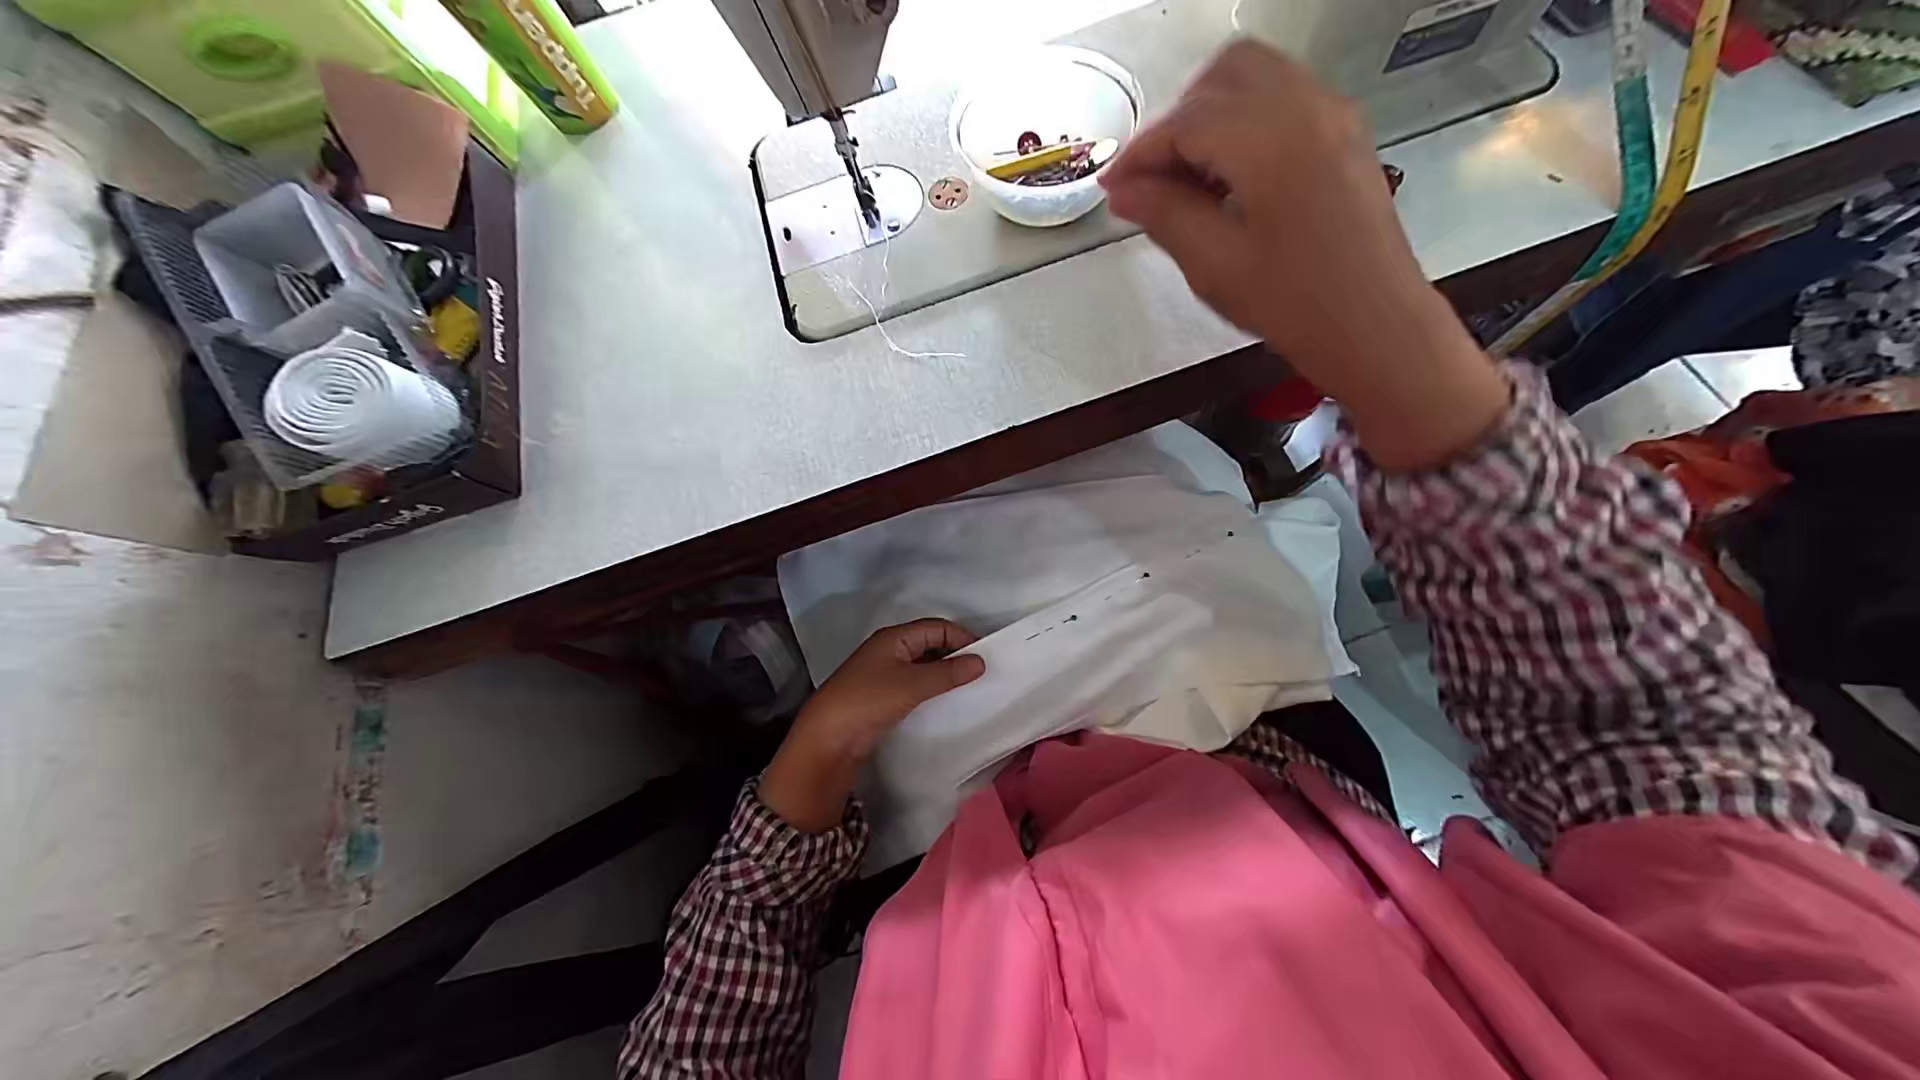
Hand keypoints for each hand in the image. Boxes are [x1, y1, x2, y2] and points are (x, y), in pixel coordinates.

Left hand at [760, 619, 985, 831]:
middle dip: (955, 654)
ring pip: (923, 665)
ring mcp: (884, 673)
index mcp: (894, 637)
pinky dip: (932, 688)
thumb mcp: (912, 684)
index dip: (961, 637)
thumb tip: (980, 662)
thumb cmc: (869, 700)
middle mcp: (889, 650)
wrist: (828, 738)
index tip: (986, 655)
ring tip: (969, 686)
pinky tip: (946, 701)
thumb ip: (948, 672)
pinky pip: (915, 684)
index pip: (936, 627)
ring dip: (944, 673)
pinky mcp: (883, 696)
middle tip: (981, 671)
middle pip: (930, 643)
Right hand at [1100, 39, 1508, 469]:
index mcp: (1270, 141)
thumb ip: (1164, 215)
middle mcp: (1307, 107)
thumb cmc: (1291, 302)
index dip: (1140, 152)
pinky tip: (1227, 177)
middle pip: (1224, 75)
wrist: (1374, 324)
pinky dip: (1244, 122)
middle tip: (1153, 178)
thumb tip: (1123, 190)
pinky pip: (1284, 98)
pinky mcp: (1344, 133)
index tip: (1111, 189)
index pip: (1187, 120)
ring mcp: (1333, 115)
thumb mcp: (1215, 264)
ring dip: (1210, 115)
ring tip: (1187, 179)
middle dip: (1176, 119)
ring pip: (1256, 77)